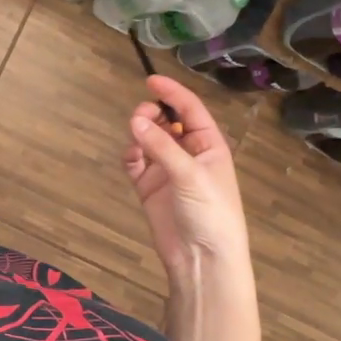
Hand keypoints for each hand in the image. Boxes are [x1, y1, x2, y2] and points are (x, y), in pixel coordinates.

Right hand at [121, 76, 249, 281]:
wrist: (202, 260)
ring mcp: (168, 171)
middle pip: (167, 122)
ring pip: (149, 140)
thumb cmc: (210, 212)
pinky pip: (136, 162)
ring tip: (135, 139)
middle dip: (152, 115)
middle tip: (140, 118)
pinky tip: (130, 156)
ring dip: (140, 134)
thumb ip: (161, 146)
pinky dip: (130, 155)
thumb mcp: (190, 175)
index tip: (150, 80)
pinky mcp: (150, 188)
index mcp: (209, 146)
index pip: (190, 110)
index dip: (172, 93)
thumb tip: (134, 119)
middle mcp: (188, 154)